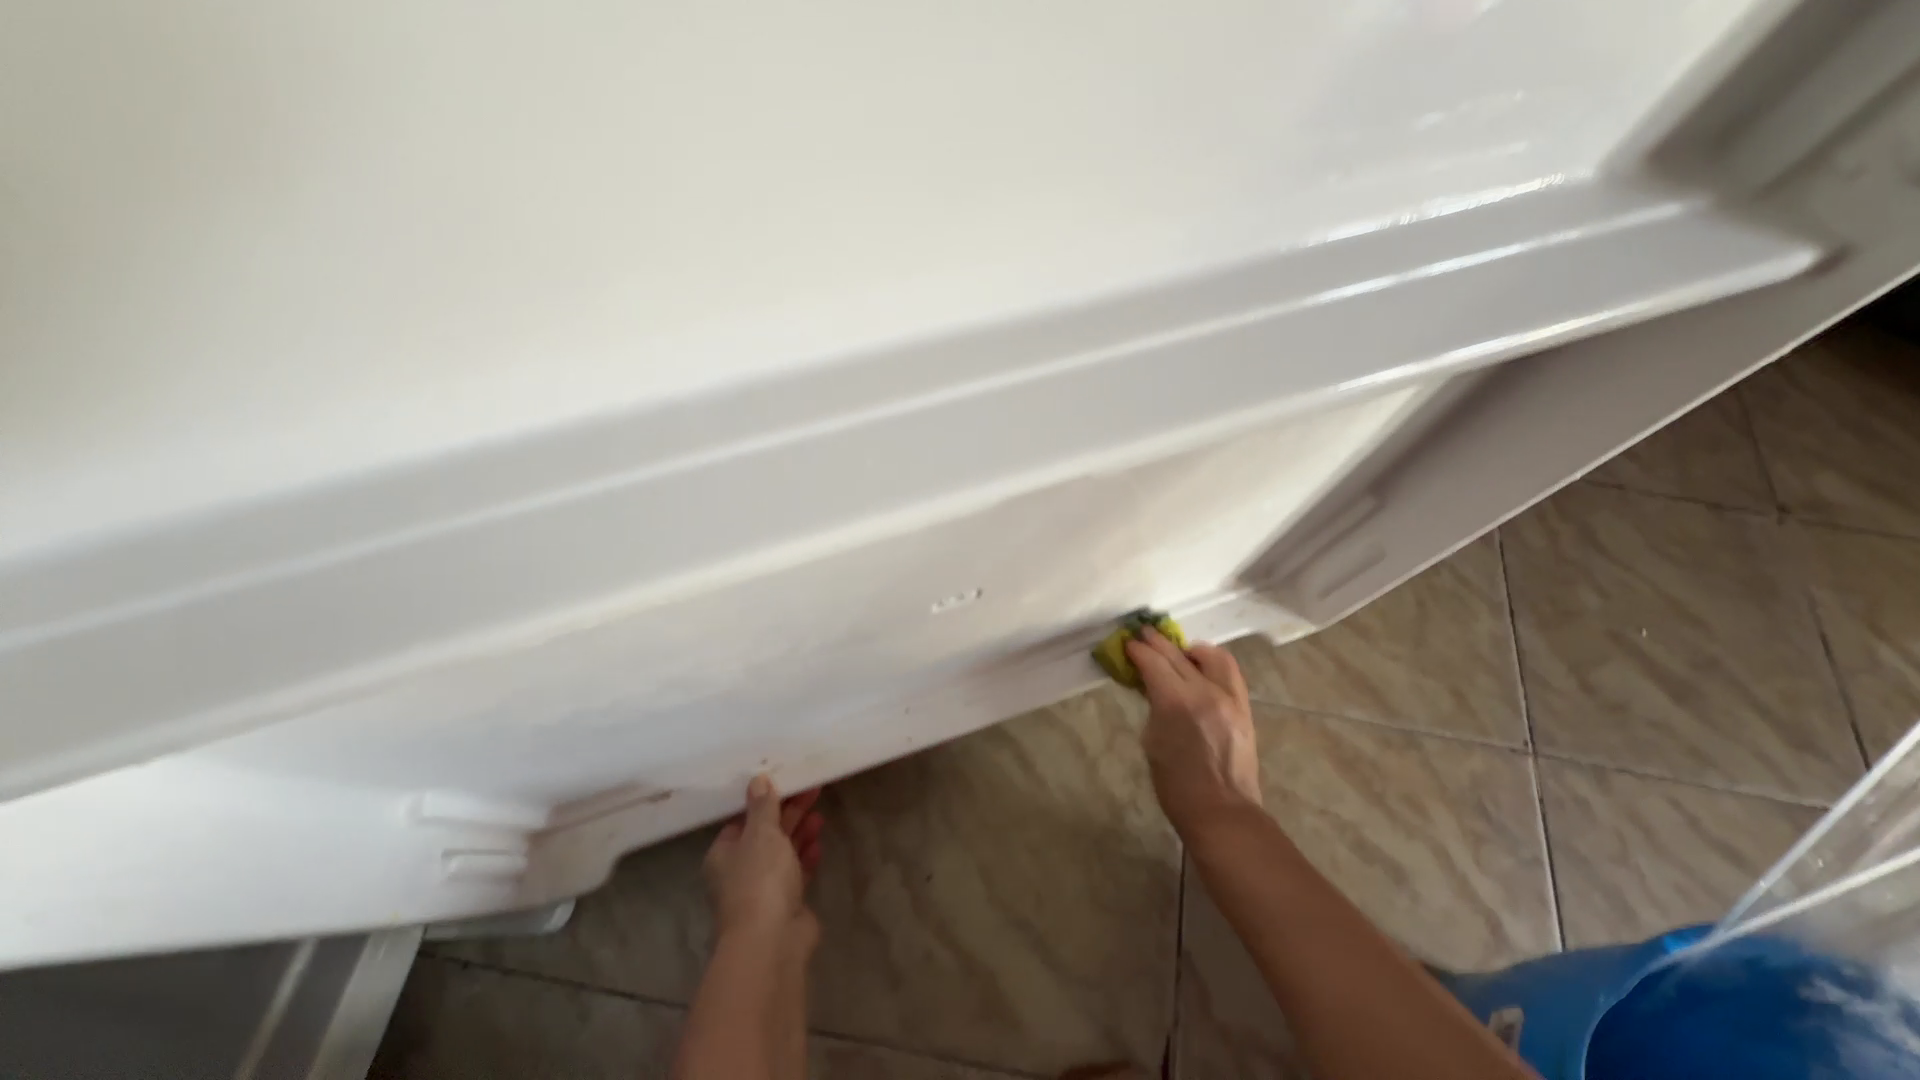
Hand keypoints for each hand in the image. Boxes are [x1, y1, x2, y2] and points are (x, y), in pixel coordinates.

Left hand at [704, 775, 825, 941]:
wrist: (772, 940)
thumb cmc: (759, 879)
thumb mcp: (760, 834)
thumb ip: (762, 806)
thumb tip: (757, 779)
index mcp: (724, 854)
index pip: (742, 821)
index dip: (764, 801)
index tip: (786, 783)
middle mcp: (739, 872)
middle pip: (765, 835)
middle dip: (788, 813)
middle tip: (813, 790)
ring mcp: (763, 890)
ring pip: (783, 854)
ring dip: (800, 833)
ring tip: (820, 815)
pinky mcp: (786, 905)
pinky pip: (796, 874)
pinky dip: (806, 858)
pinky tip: (818, 846)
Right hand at [1124, 628, 1261, 837]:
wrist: (1222, 811)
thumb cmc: (1176, 786)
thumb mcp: (1153, 742)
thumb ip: (1155, 707)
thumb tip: (1153, 689)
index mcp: (1176, 703)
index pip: (1154, 664)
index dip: (1139, 651)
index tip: (1128, 643)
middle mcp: (1205, 692)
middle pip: (1178, 656)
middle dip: (1158, 644)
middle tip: (1144, 634)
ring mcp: (1230, 698)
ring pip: (1211, 656)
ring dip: (1190, 650)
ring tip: (1178, 652)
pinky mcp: (1244, 707)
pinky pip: (1228, 672)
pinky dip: (1212, 663)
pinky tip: (1201, 668)